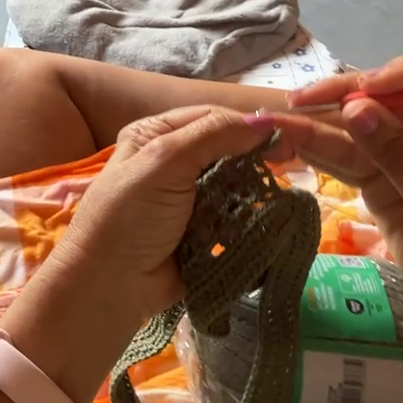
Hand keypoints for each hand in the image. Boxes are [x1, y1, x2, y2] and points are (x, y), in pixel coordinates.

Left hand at [55, 106, 275, 321]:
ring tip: (279, 197)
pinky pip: (234, 218)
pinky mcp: (200, 232)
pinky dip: (249, 220)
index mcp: (155, 135)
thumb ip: (213, 136)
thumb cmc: (130, 216)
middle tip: (293, 166)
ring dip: (253, 191)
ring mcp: (186, 199)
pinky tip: (268, 223)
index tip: (288, 139)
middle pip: (226, 150)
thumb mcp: (164, 163)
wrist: (109, 285)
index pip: (211, 117)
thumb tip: (265, 120)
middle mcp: (170, 161)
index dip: (248, 125)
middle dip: (255, 159)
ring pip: (234, 184)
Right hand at [270, 42, 402, 357]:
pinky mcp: (380, 176)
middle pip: (387, 92)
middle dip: (343, 94)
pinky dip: (316, 148)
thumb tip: (354, 108)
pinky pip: (345, 155)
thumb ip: (396, 153)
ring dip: (317, 122)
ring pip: (357, 124)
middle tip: (301, 101)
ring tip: (275, 120)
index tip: (372, 88)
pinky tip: (285, 139)